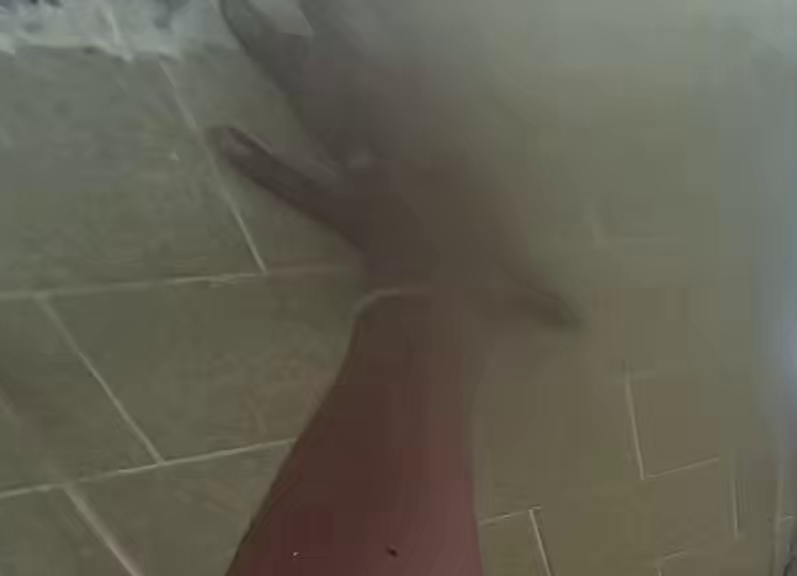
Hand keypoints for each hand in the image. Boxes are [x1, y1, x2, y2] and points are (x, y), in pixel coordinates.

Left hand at [213, 0, 567, 321]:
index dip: (403, 47)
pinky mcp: (345, 217)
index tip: (384, 11)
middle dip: (332, 28)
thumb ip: (545, 300)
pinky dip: (266, 168)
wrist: (437, 318)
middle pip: (362, 82)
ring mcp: (366, 183)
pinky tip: (219, 135)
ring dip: (278, 64)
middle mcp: (401, 157)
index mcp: (447, 164)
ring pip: (319, 114)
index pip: (424, 92)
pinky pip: (302, 189)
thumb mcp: (524, 290)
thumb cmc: (485, 297)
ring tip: (231, 9)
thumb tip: (577, 323)